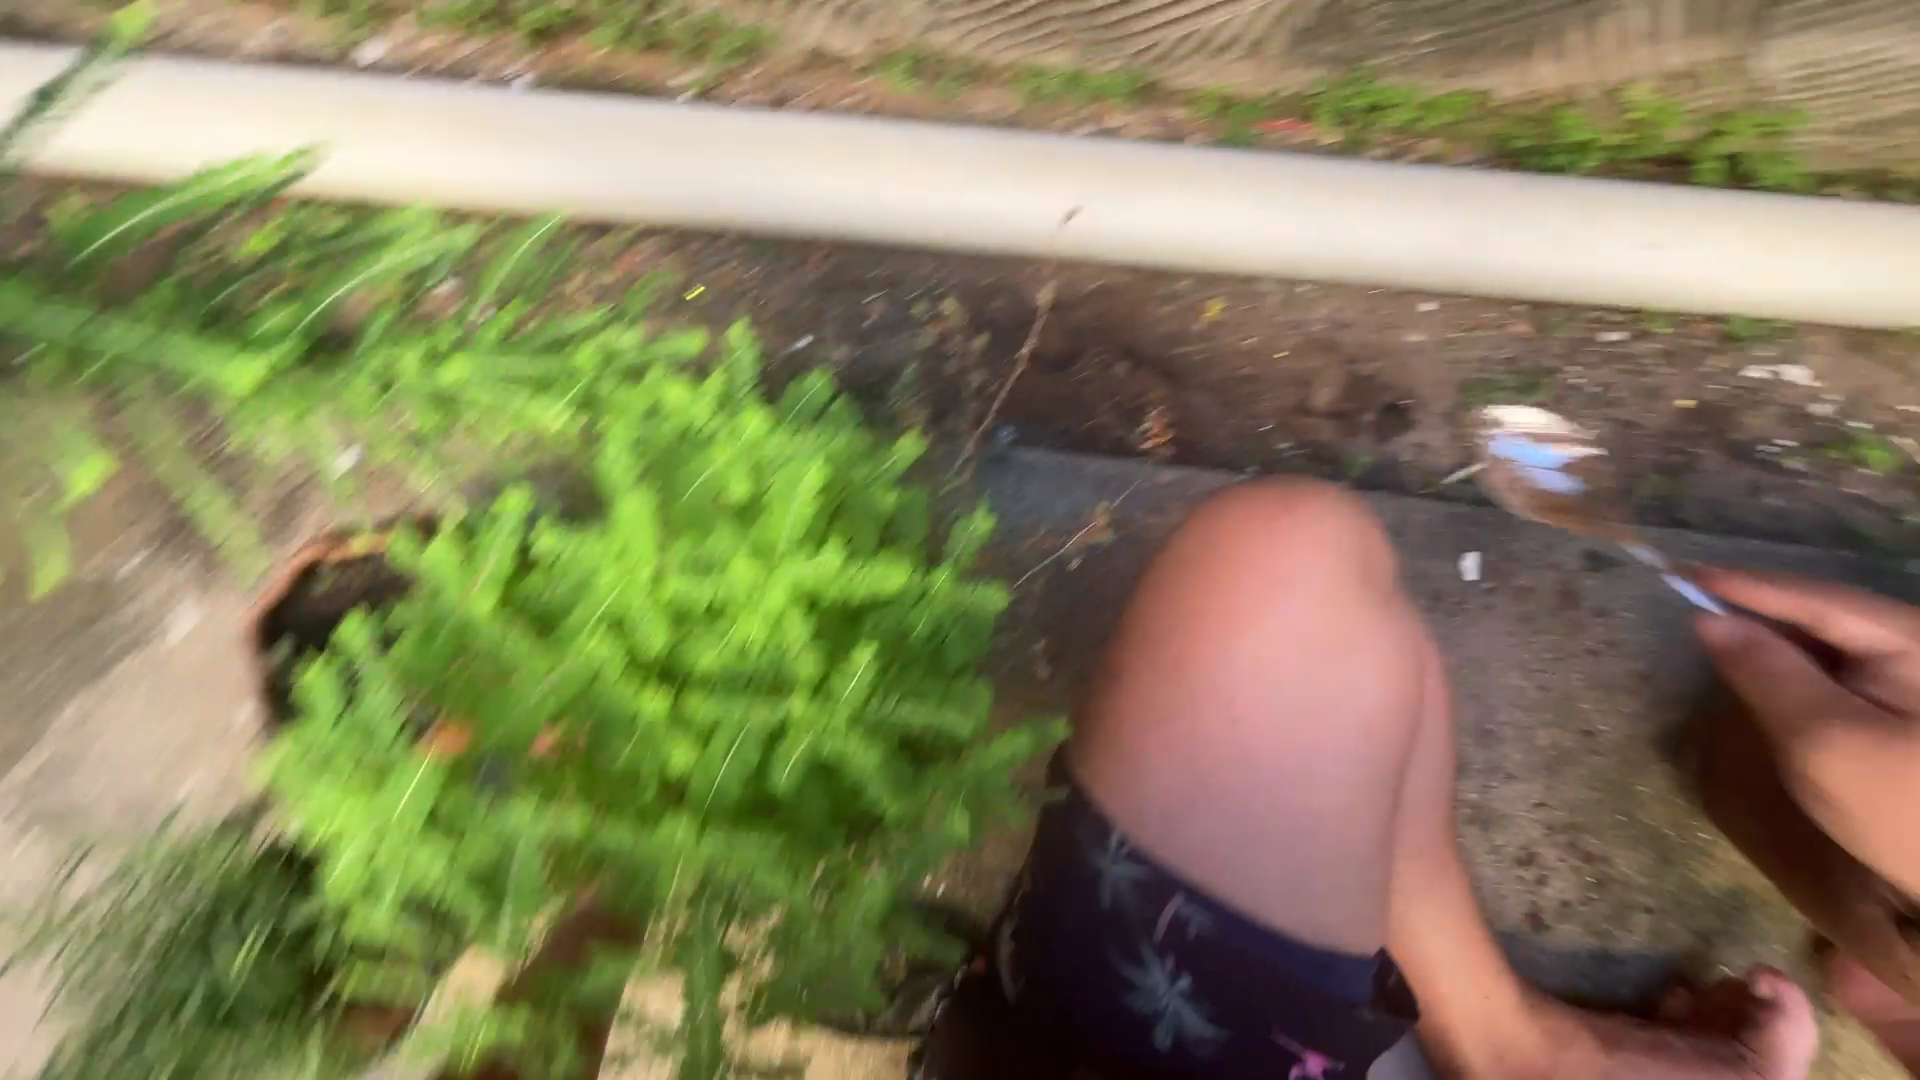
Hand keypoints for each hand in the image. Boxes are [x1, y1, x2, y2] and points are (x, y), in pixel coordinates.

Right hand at [1693, 567, 1919, 900]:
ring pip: (1843, 640)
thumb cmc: (1906, 811)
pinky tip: (1772, 665)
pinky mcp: (1917, 713)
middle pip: (1836, 614)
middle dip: (1763, 605)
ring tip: (1721, 626)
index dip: (1749, 585)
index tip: (1681, 574)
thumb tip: (1710, 620)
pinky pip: (1854, 668)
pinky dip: (1803, 661)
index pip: (1824, 600)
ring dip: (1780, 633)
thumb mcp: (1821, 739)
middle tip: (1692, 600)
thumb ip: (1764, 672)